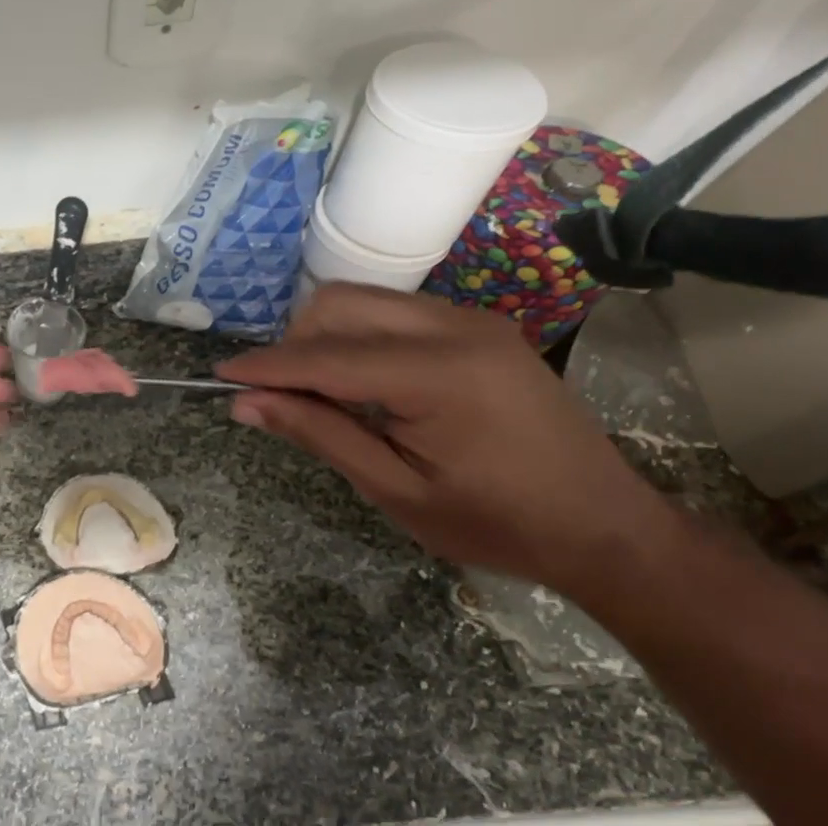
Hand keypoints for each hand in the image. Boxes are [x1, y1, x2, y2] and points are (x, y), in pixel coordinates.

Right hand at [213, 284, 676, 593]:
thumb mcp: (397, 490)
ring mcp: (471, 319)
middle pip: (339, 305)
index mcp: (438, 374)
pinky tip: (362, 382)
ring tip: (319, 393)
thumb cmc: (499, 523)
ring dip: (324, 336)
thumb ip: (319, 434)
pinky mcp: (478, 326)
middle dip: (295, 344)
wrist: (608, 527)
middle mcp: (454, 327)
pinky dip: (358, 336)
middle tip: (280, 397)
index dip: (265, 366)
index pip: (324, 356)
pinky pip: (394, 312)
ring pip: (363, 300)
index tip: (218, 376)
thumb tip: (244, 402)